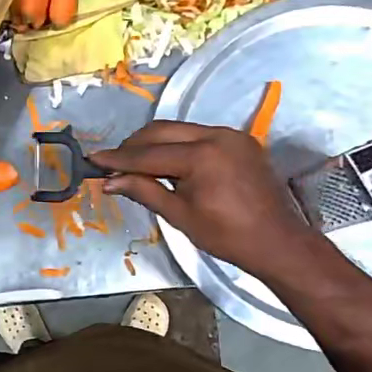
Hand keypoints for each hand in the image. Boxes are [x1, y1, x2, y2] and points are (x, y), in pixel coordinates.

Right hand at [93, 121, 323, 281]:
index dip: (118, 158)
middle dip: (134, 145)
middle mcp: (217, 136)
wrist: (276, 241)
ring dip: (155, 144)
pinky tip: (168, 163)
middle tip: (113, 163)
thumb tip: (110, 182)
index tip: (94, 159)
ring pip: (180, 130)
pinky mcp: (240, 141)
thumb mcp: (180, 215)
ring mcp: (231, 135)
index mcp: (202, 156)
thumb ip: (144, 191)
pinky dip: (178, 145)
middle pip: (162, 131)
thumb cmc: (227, 236)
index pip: (149, 154)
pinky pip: (199, 135)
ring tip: (136, 164)